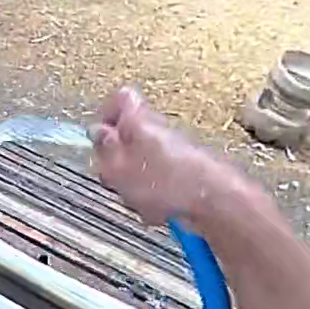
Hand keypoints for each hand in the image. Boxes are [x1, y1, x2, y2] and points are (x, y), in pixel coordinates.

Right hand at [90, 86, 254, 227]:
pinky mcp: (184, 175)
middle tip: (114, 177)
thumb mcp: (119, 167)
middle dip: (116, 163)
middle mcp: (159, 131)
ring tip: (139, 198)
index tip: (97, 137)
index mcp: (139, 121)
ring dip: (133, 185)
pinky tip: (157, 210)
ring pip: (141, 165)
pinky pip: (157, 184)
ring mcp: (173, 153)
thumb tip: (95, 132)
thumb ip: (104, 147)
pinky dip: (152, 198)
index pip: (121, 99)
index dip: (106, 115)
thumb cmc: (167, 182)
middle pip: (127, 138)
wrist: (213, 201)